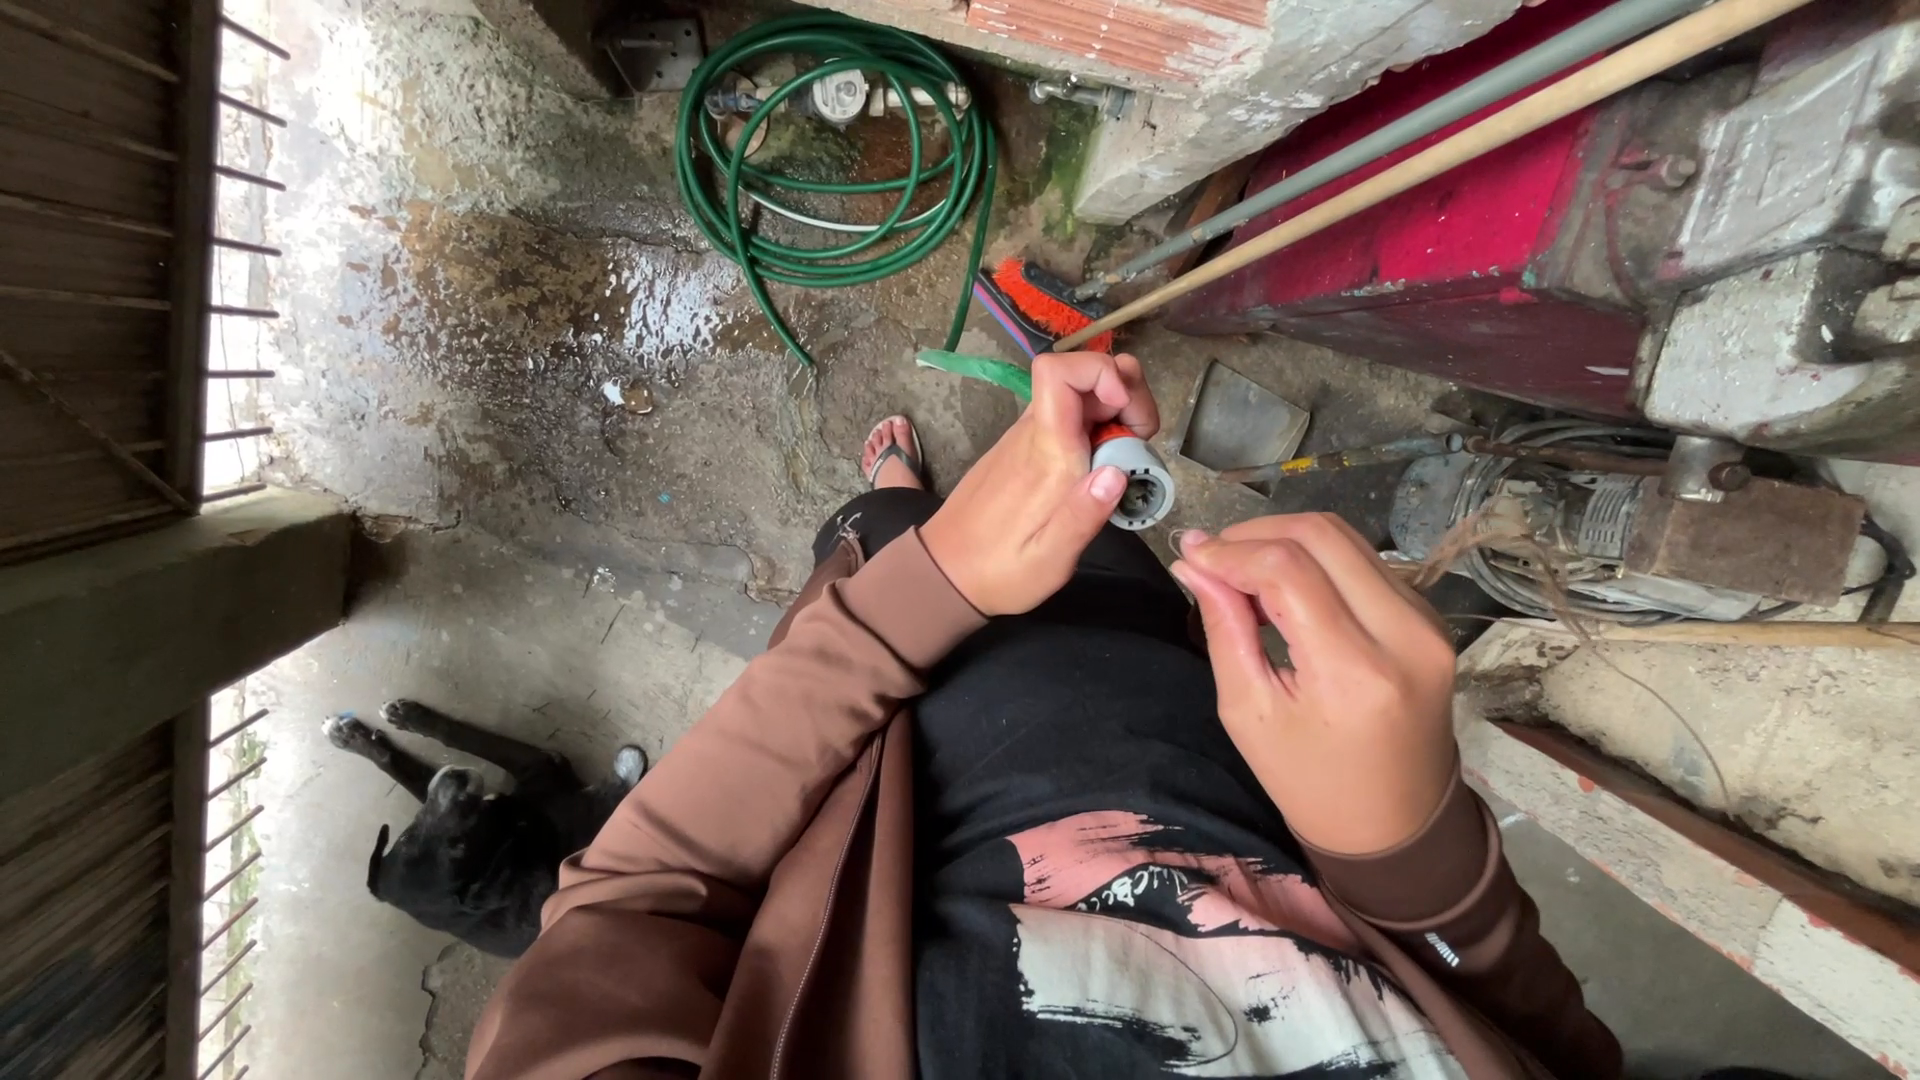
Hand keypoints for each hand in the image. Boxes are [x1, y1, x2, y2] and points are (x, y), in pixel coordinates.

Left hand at [921, 352, 1157, 616]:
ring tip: (1127, 457)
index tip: (1127, 417)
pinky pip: (1068, 418)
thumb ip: (1082, 517)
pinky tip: (1102, 467)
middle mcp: (1033, 433)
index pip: (1057, 371)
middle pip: (1080, 373)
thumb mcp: (1048, 561)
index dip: (1101, 374)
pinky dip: (1097, 428)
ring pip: (1078, 394)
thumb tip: (1117, 472)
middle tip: (1140, 441)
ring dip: (1115, 411)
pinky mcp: (1026, 450)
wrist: (946, 573)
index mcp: (1043, 452)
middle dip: (1125, 392)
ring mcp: (1027, 438)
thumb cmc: (998, 571)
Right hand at [1171, 514, 1456, 854]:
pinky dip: (1313, 558)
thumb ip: (1224, 628)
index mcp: (1354, 671)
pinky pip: (1363, 561)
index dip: (1230, 552)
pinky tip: (1282, 586)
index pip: (1288, 569)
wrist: (1394, 824)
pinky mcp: (1429, 619)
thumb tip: (1193, 562)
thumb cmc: (1307, 779)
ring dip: (1282, 540)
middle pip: (1321, 535)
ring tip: (1241, 572)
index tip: (1189, 556)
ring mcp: (1427, 623)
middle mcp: (1404, 634)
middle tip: (1211, 555)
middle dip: (1253, 533)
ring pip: (1344, 538)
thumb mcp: (1247, 711)